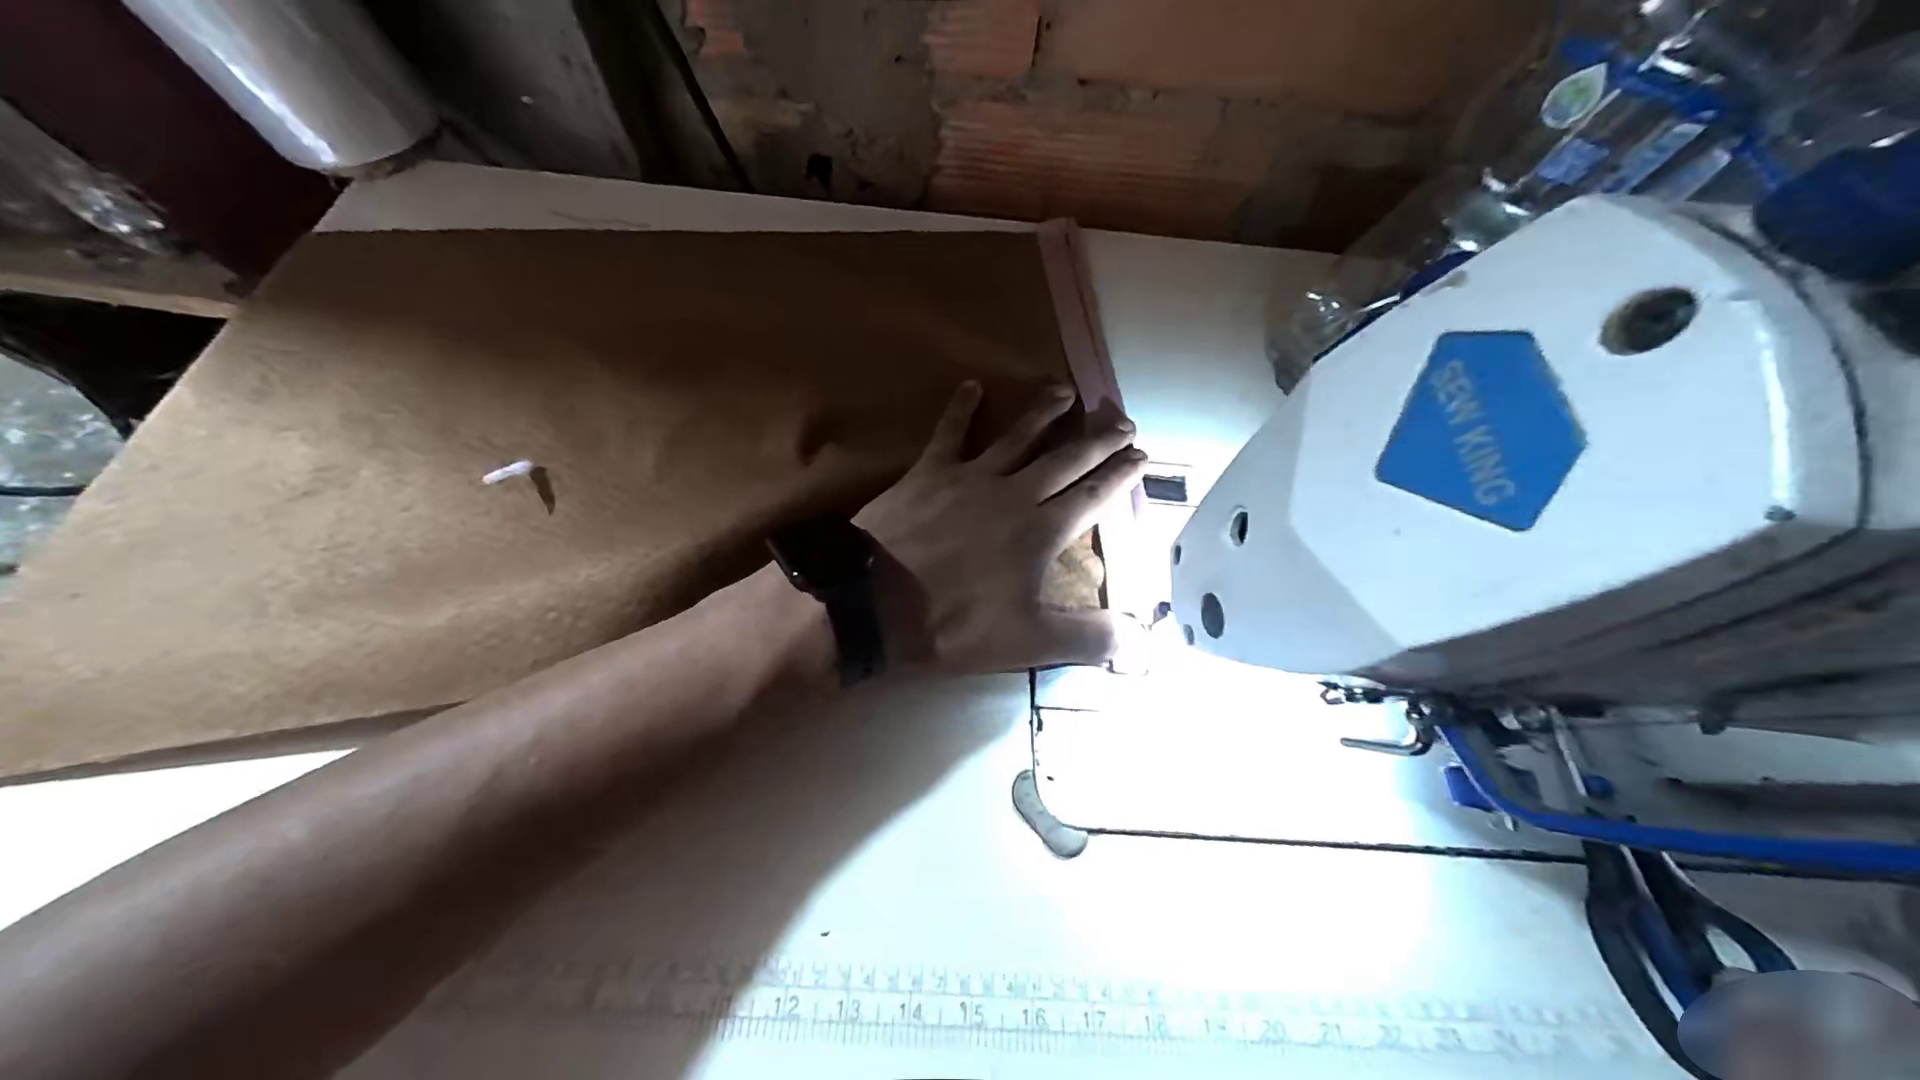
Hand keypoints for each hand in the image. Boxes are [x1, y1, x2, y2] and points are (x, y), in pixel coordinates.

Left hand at [855, 381, 1144, 672]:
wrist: (876, 601)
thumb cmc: (955, 623)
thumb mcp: (1029, 642)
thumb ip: (1088, 638)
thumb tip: (1140, 637)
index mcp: (1041, 531)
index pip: (1093, 497)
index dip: (1120, 477)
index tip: (1142, 456)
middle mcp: (1013, 494)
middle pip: (1065, 459)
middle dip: (1098, 439)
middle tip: (1123, 418)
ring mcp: (970, 477)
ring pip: (1017, 437)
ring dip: (1044, 413)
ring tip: (1067, 391)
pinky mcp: (929, 472)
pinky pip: (950, 433)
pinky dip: (961, 408)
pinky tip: (972, 384)